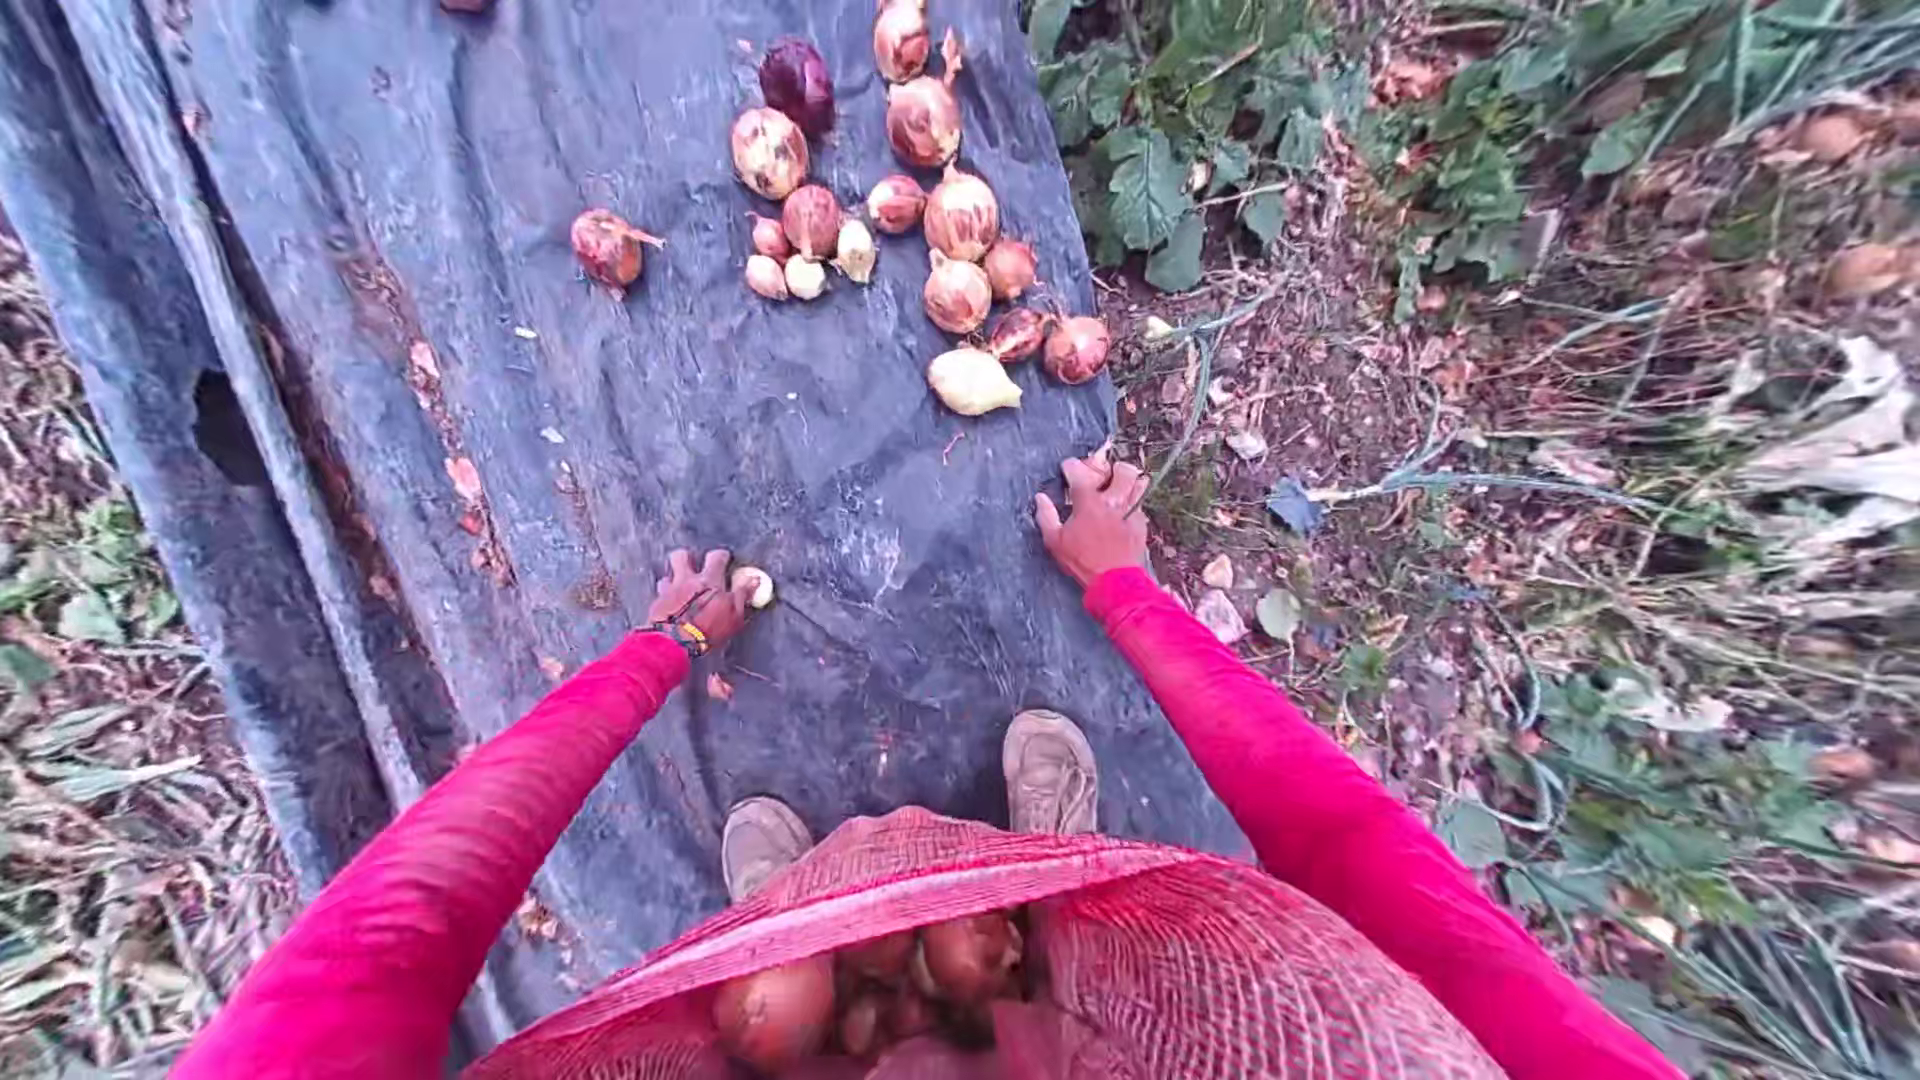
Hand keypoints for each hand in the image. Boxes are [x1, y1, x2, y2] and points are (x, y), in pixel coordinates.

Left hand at [646, 549, 756, 649]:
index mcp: (709, 580)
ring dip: (673, 579)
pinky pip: (659, 594)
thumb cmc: (709, 628)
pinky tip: (670, 605)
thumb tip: (754, 580)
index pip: (716, 557)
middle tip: (694, 566)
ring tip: (680, 587)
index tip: (725, 559)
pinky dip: (665, 597)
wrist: (676, 643)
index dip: (721, 556)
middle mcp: (687, 580)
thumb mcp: (735, 614)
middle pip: (681, 556)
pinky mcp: (656, 604)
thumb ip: (743, 594)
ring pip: (667, 575)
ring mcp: (669, 591)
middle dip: (687, 557)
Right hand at [1034, 444, 1149, 588]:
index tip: (1067, 467)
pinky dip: (1132, 502)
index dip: (1071, 466)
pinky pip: (1140, 504)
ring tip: (1120, 485)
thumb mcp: (1055, 541)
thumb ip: (1046, 516)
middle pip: (1121, 470)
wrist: (1114, 581)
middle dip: (1112, 467)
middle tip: (1103, 475)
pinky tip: (1123, 510)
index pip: (1079, 471)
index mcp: (1088, 502)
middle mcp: (1112, 501)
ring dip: (1129, 480)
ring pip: (1138, 483)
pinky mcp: (1141, 524)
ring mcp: (1130, 511)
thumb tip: (1040, 498)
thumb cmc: (1082, 561)